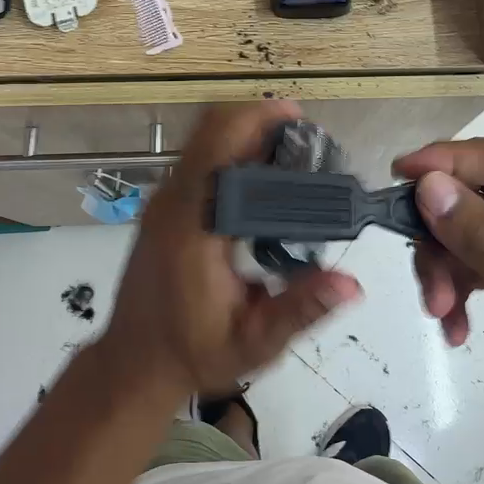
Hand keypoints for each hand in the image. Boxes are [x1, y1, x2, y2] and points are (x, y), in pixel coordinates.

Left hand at [100, 101, 362, 397]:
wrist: (132, 364)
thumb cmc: (192, 353)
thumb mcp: (253, 343)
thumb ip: (300, 309)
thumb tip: (350, 283)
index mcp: (194, 224)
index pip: (221, 145)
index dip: (260, 120)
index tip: (302, 124)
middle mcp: (173, 200)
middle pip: (210, 127)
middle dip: (257, 118)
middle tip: (303, 137)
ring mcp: (163, 200)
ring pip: (202, 138)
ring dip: (244, 132)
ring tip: (289, 151)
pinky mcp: (162, 206)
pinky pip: (197, 158)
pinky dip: (230, 150)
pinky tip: (262, 178)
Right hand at [393, 139, 483, 448]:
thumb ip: (482, 237)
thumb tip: (426, 184)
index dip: (448, 161)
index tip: (398, 170)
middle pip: (483, 195)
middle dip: (448, 238)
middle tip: (428, 283)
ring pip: (475, 228)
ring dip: (451, 268)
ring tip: (443, 314)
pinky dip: (465, 286)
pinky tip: (457, 326)